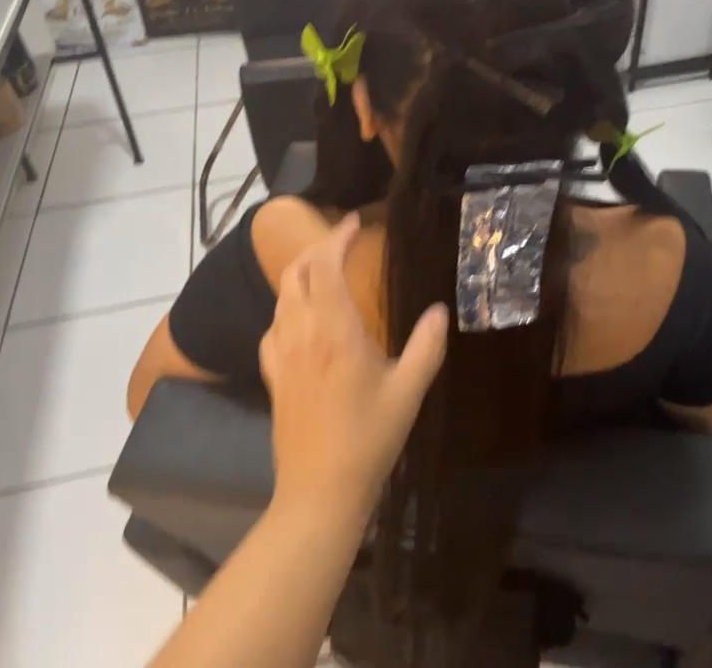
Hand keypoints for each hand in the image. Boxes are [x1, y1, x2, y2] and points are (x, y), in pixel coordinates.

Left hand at [259, 214, 448, 514]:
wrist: (319, 489)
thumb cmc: (369, 438)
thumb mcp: (409, 391)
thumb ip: (426, 346)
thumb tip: (439, 310)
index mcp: (335, 329)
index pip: (326, 265)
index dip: (337, 237)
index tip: (355, 222)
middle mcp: (301, 331)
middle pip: (297, 272)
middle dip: (317, 248)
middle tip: (343, 241)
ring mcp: (281, 353)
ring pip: (282, 296)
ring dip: (301, 273)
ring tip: (325, 271)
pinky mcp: (273, 375)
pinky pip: (273, 325)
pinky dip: (287, 307)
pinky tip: (300, 319)